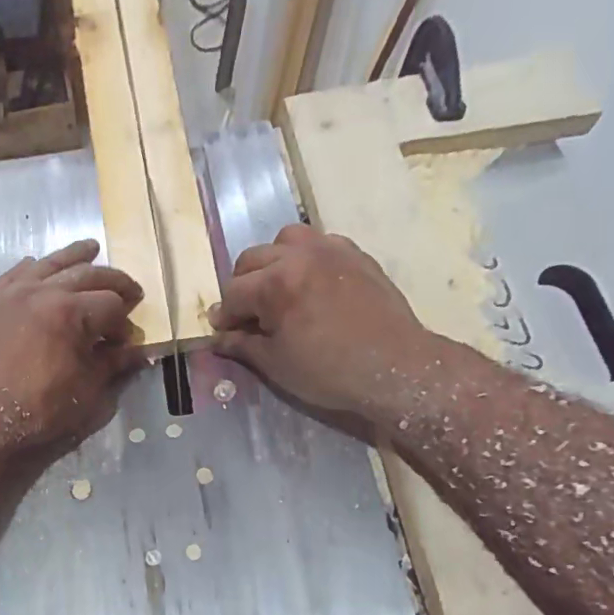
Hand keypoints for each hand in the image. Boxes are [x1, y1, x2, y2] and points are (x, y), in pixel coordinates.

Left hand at [0, 239, 142, 452]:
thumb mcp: (90, 390)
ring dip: (77, 256)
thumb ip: (115, 363)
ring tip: (92, 248)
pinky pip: (18, 271)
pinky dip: (36, 266)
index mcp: (71, 314)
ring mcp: (15, 291)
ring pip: (52, 263)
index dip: (125, 322)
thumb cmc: (44, 410)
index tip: (127, 341)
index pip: (112, 304)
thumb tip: (140, 351)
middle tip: (131, 291)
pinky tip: (43, 265)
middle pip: (88, 275)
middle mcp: (43, 291)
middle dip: (114, 282)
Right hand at [209, 224, 434, 419]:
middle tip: (248, 314)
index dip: (224, 315)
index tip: (222, 330)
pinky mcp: (356, 253)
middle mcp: (299, 255)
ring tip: (279, 290)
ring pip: (285, 241)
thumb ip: (244, 345)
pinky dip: (306, 258)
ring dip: (273, 262)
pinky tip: (312, 283)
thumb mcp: (278, 366)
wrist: (395, 367)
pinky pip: (319, 243)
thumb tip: (218, 336)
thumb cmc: (331, 373)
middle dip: (243, 286)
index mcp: (275, 284)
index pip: (233, 293)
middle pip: (253, 260)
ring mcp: (330, 249)